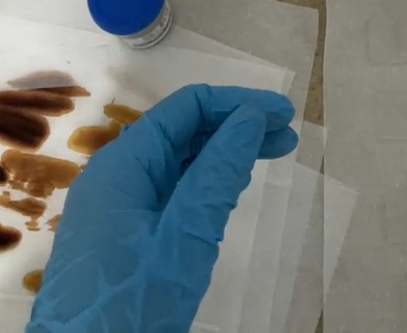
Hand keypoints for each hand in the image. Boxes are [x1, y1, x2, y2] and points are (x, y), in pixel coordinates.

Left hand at [28, 84, 298, 332]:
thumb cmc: (133, 304)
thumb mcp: (186, 236)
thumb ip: (219, 172)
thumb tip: (251, 115)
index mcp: (124, 164)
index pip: (187, 107)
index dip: (237, 103)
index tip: (283, 112)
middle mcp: (118, 176)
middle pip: (185, 131)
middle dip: (237, 125)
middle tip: (288, 134)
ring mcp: (118, 208)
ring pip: (180, 162)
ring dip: (226, 152)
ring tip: (274, 153)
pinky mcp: (123, 238)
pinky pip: (171, 192)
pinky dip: (208, 182)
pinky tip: (233, 185)